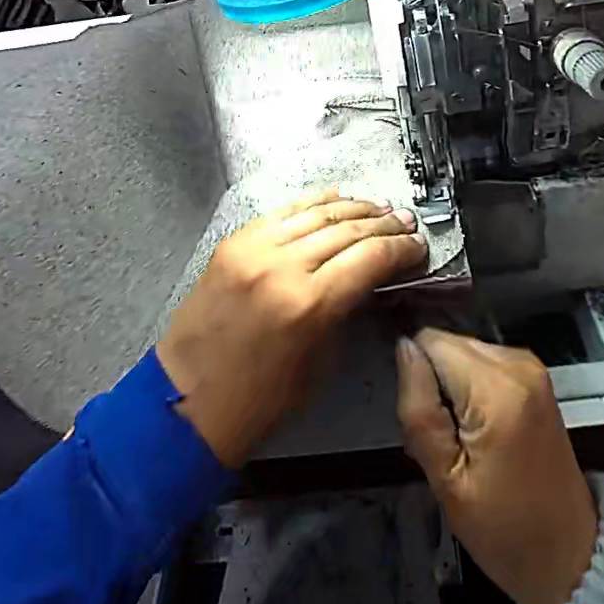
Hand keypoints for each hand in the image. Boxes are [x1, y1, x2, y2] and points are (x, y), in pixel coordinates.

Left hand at [157, 189, 426, 466]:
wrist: (183, 406)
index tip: (419, 246)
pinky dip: (316, 201)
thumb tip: (374, 274)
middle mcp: (282, 266)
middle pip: (349, 229)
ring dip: (356, 207)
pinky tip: (338, 197)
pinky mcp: (234, 243)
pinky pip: (284, 211)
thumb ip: (349, 307)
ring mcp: (254, 249)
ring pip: (319, 212)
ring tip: (380, 208)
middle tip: (407, 223)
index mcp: (310, 304)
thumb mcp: (322, 359)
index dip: (402, 248)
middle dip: (385, 225)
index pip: (372, 257)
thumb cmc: (260, 399)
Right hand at [396, 329, 596, 603]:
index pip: (433, 342)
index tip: (422, 419)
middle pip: (451, 342)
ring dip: (452, 383)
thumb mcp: (446, 480)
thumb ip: (420, 410)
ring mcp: (532, 365)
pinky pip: (486, 360)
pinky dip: (472, 384)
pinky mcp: (536, 373)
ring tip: (460, 437)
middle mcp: (519, 363)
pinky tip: (477, 427)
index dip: (415, 373)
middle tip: (441, 436)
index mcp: (499, 389)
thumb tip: (404, 348)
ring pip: (466, 349)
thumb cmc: (502, 526)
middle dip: (433, 378)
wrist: (566, 547)